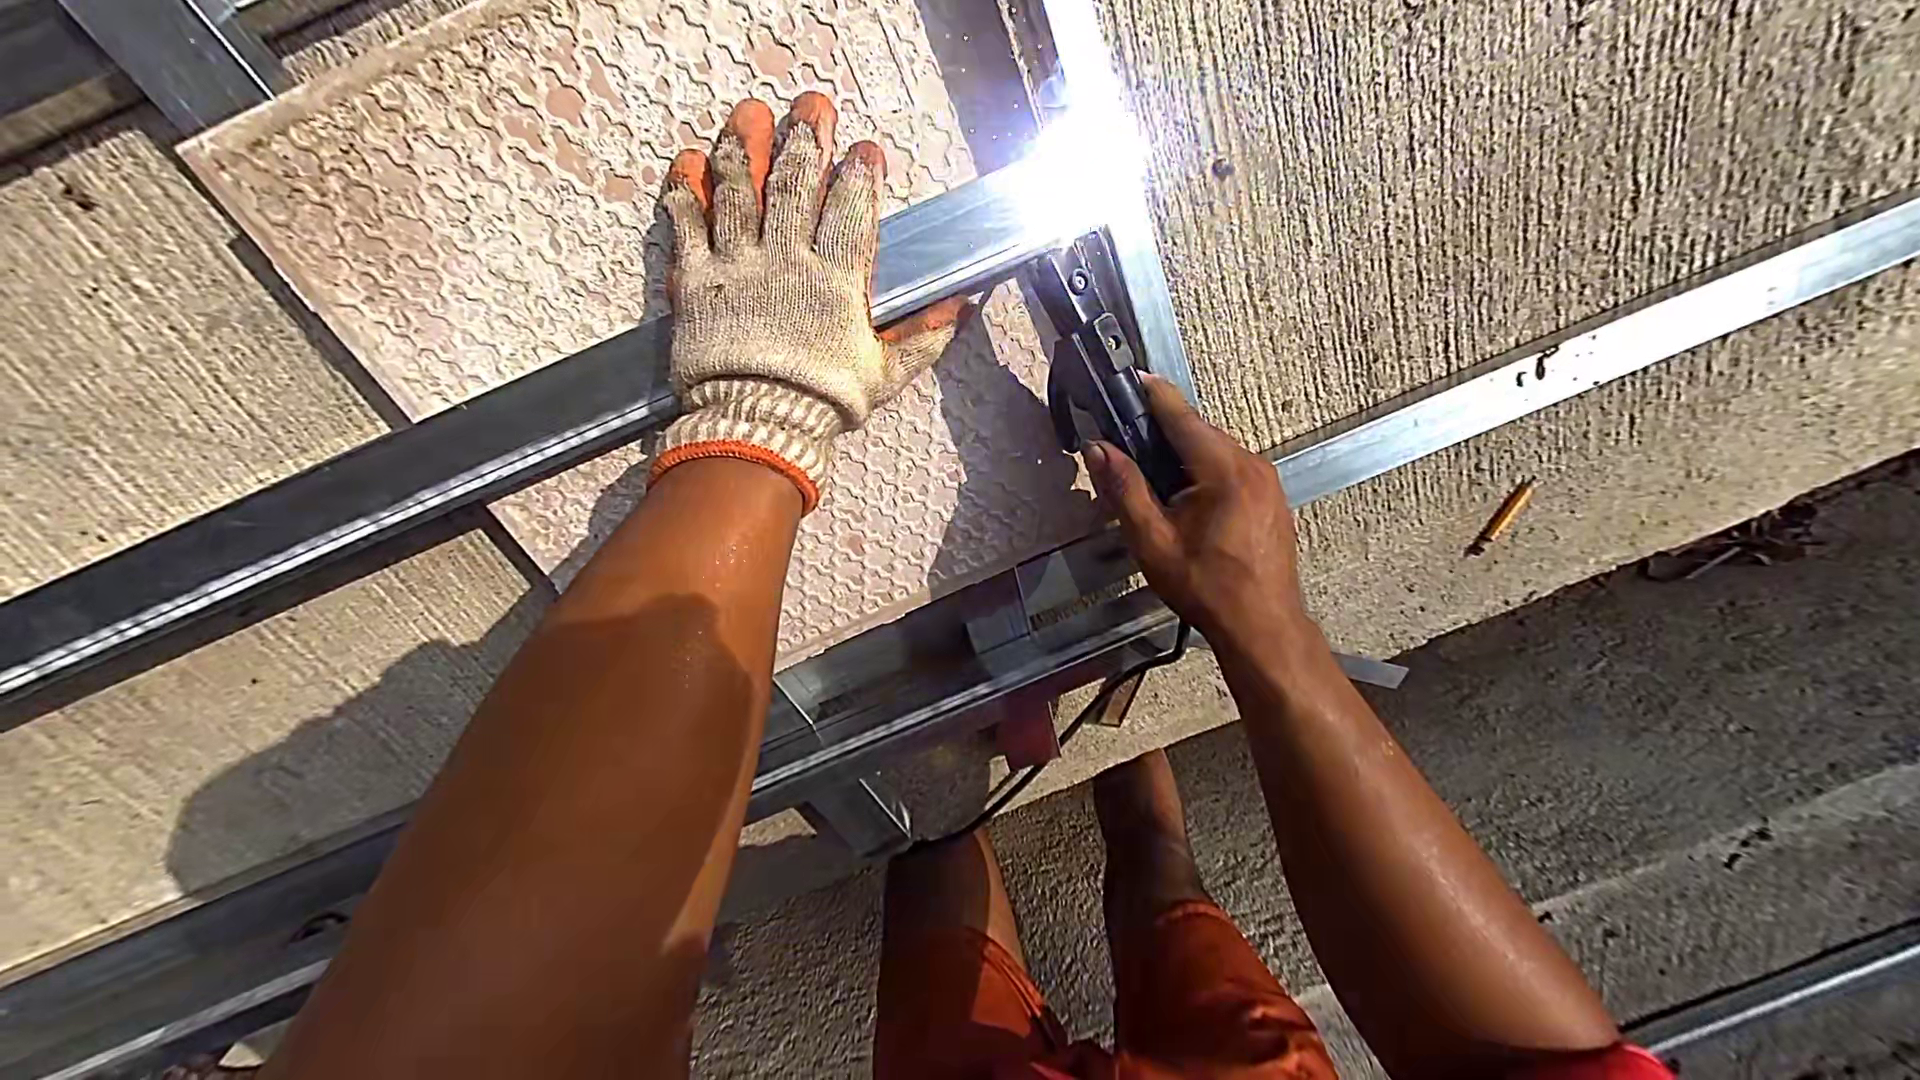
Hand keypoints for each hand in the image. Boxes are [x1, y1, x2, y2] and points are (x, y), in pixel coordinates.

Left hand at [649, 94, 969, 512]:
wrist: (759, 423)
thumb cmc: (824, 401)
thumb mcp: (884, 375)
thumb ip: (922, 338)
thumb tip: (960, 307)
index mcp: (835, 283)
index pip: (850, 213)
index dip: (858, 176)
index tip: (864, 151)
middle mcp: (786, 262)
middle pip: (793, 187)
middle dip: (804, 141)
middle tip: (811, 107)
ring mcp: (737, 267)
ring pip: (738, 193)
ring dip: (743, 148)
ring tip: (749, 114)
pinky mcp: (696, 282)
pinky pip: (687, 226)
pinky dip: (685, 192)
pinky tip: (687, 163)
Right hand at [1084, 377, 1311, 647]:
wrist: (1261, 625)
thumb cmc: (1207, 588)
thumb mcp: (1153, 540)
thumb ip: (1124, 489)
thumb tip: (1099, 449)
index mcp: (1225, 470)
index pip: (1182, 417)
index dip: (1154, 394)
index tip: (1134, 376)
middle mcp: (1252, 466)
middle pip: (1198, 433)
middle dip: (1162, 432)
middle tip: (1127, 441)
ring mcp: (1267, 481)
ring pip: (1214, 450)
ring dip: (1182, 455)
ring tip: (1151, 476)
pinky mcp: (1270, 496)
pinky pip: (1230, 468)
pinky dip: (1202, 471)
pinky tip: (1184, 497)